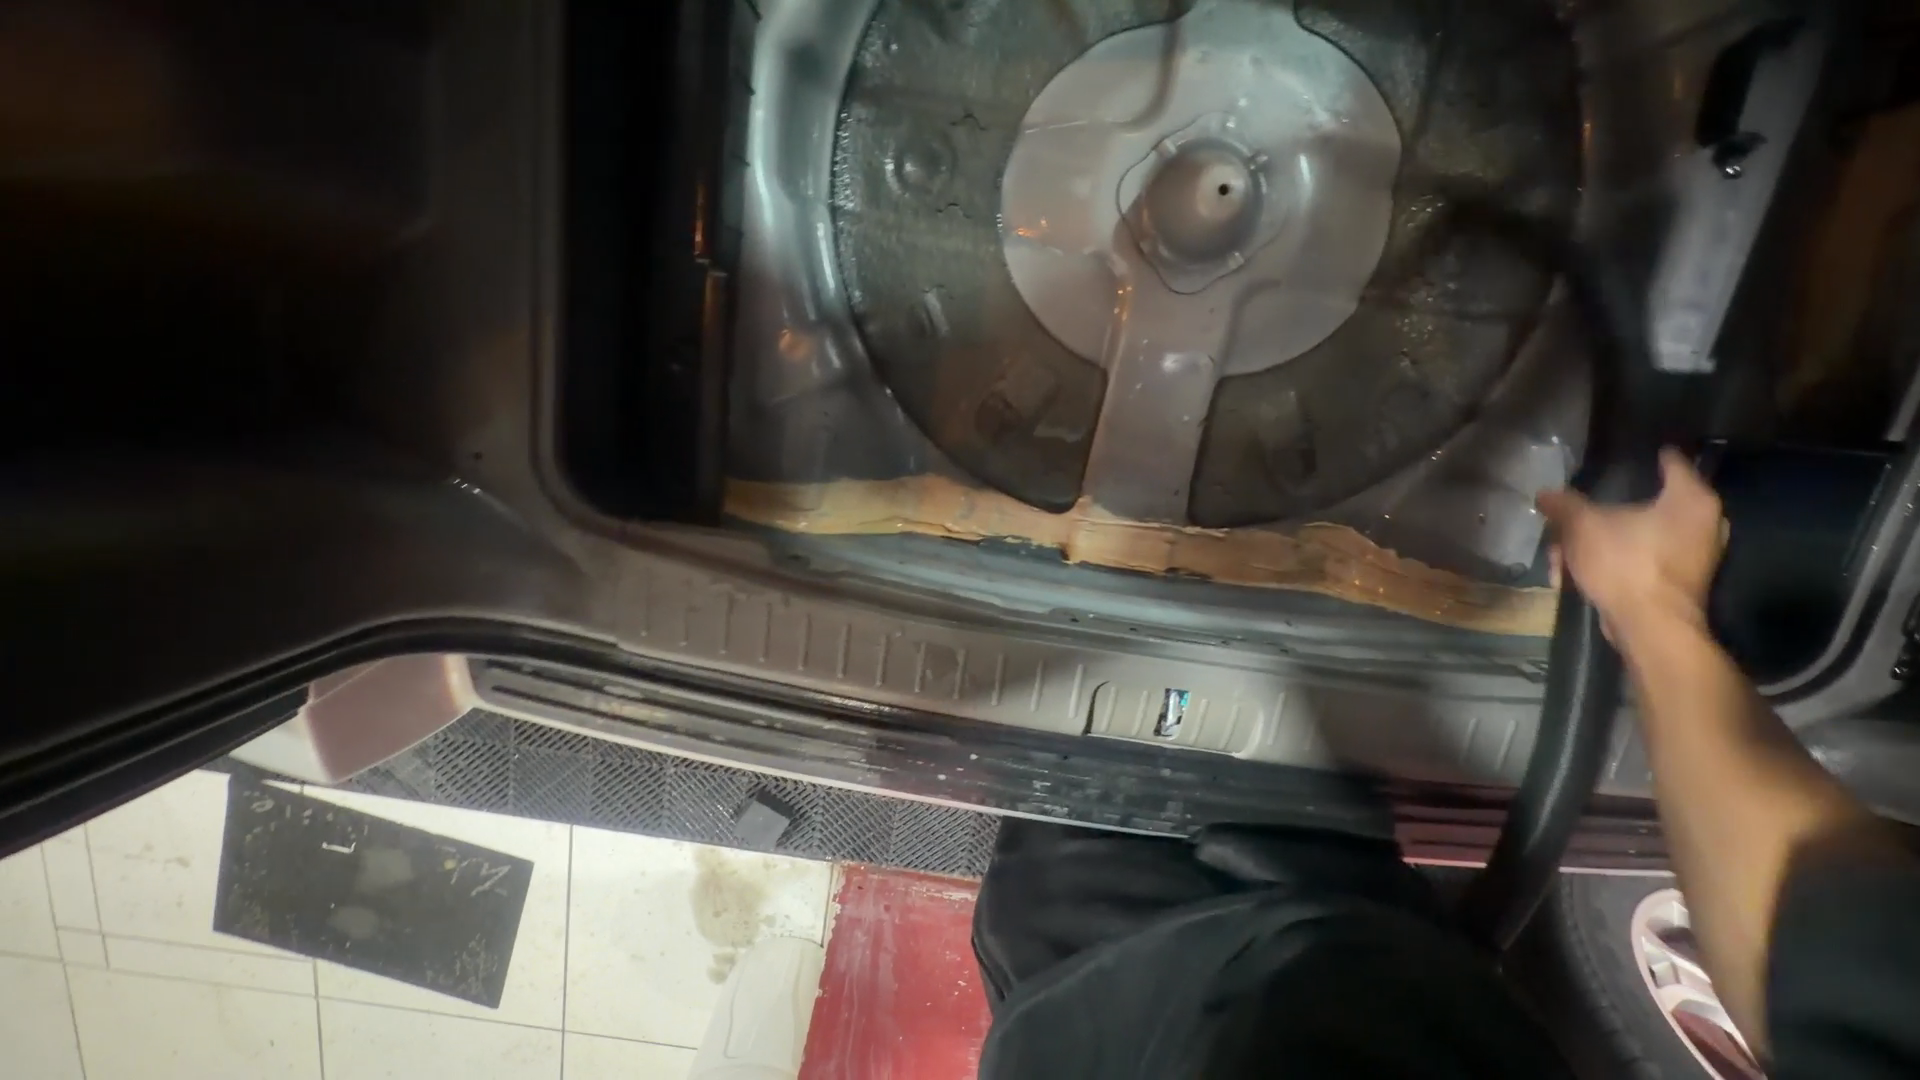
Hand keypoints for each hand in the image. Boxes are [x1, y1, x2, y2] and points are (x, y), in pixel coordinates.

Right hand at [1538, 449, 1727, 641]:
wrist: (1649, 624)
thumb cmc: (1625, 563)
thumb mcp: (1582, 526)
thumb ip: (1563, 505)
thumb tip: (1545, 494)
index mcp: (1689, 499)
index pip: (1672, 462)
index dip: (1647, 455)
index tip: (1628, 452)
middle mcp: (1703, 522)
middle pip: (1645, 502)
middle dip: (1599, 513)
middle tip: (1571, 518)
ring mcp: (1695, 553)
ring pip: (1637, 533)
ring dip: (1597, 541)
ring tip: (1564, 555)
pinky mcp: (1680, 578)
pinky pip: (1641, 556)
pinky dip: (1612, 559)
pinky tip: (1579, 572)